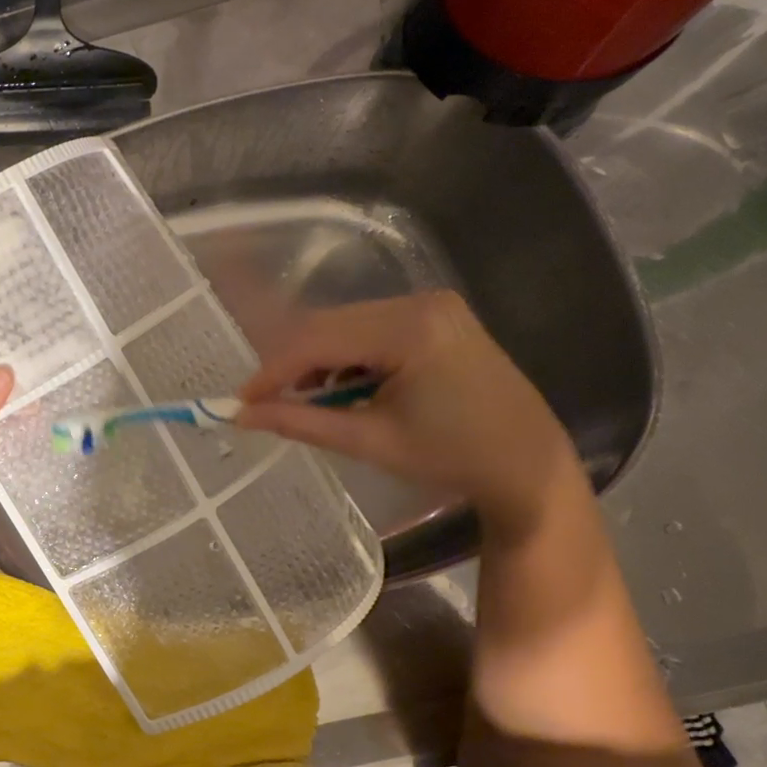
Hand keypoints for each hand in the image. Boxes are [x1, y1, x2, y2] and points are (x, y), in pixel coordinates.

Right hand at [235, 291, 578, 535]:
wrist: (527, 463)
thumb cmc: (451, 456)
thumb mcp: (368, 441)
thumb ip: (300, 422)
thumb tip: (240, 417)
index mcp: (410, 330)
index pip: (317, 340)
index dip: (271, 371)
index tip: (239, 403)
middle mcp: (420, 304)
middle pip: (328, 326)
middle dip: (289, 364)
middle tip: (261, 404)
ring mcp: (431, 307)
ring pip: (344, 326)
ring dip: (314, 362)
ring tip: (300, 402)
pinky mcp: (435, 319)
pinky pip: (368, 330)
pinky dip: (342, 358)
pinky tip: (338, 389)